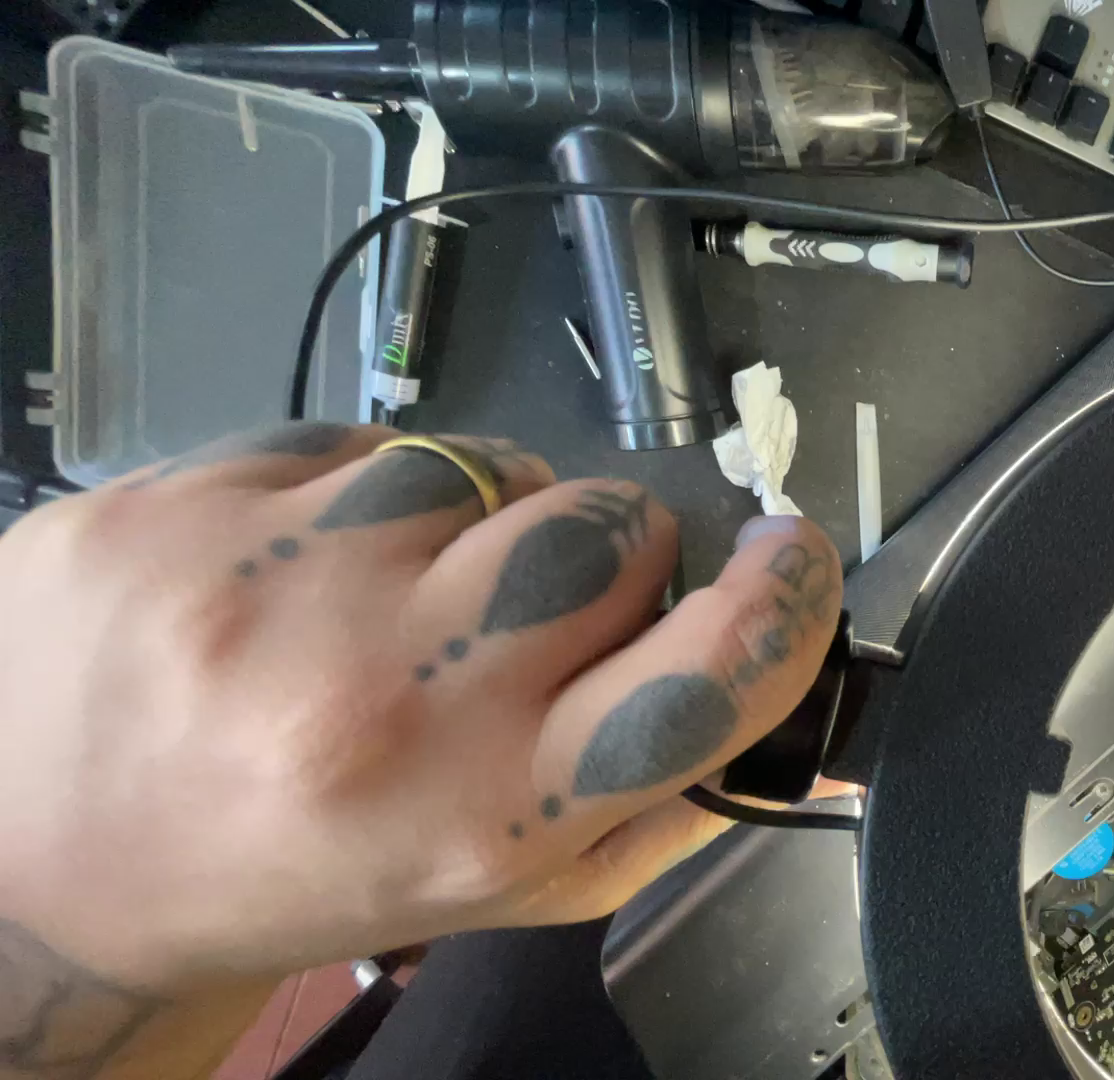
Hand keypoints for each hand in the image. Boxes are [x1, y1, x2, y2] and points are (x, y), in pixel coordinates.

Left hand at [0, 423, 840, 1004]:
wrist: (37, 873)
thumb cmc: (337, 873)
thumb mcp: (535, 885)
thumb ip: (678, 791)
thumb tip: (788, 691)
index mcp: (503, 804)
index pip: (714, 668)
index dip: (790, 595)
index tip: (795, 553)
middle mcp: (395, 696)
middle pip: (616, 528)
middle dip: (622, 552)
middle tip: (555, 606)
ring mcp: (275, 587)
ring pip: (503, 469)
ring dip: (505, 516)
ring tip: (428, 585)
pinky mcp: (179, 504)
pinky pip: (382, 441)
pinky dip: (394, 491)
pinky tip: (332, 561)